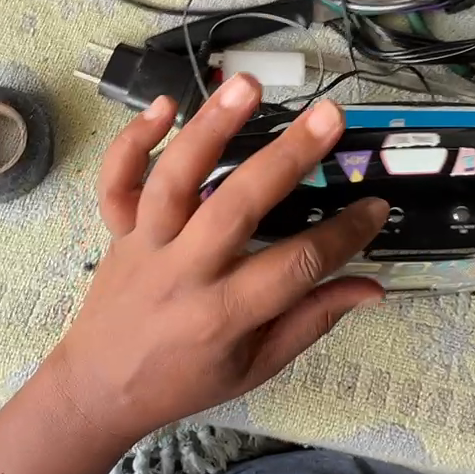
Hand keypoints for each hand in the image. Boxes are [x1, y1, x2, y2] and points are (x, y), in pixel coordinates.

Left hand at [39, 76, 386, 444]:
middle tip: (329, 116)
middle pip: (237, 206)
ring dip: (210, 126)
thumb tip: (373, 288)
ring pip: (175, 178)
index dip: (344, 236)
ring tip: (247, 84)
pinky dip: (133, 140)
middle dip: (287, 158)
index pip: (296, 267)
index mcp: (223, 314)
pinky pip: (117, 180)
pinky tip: (163, 105)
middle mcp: (184, 271)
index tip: (375, 206)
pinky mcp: (117, 228)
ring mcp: (145, 244)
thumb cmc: (186, 379)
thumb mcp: (256, 366)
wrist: (99, 390)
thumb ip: (312, 321)